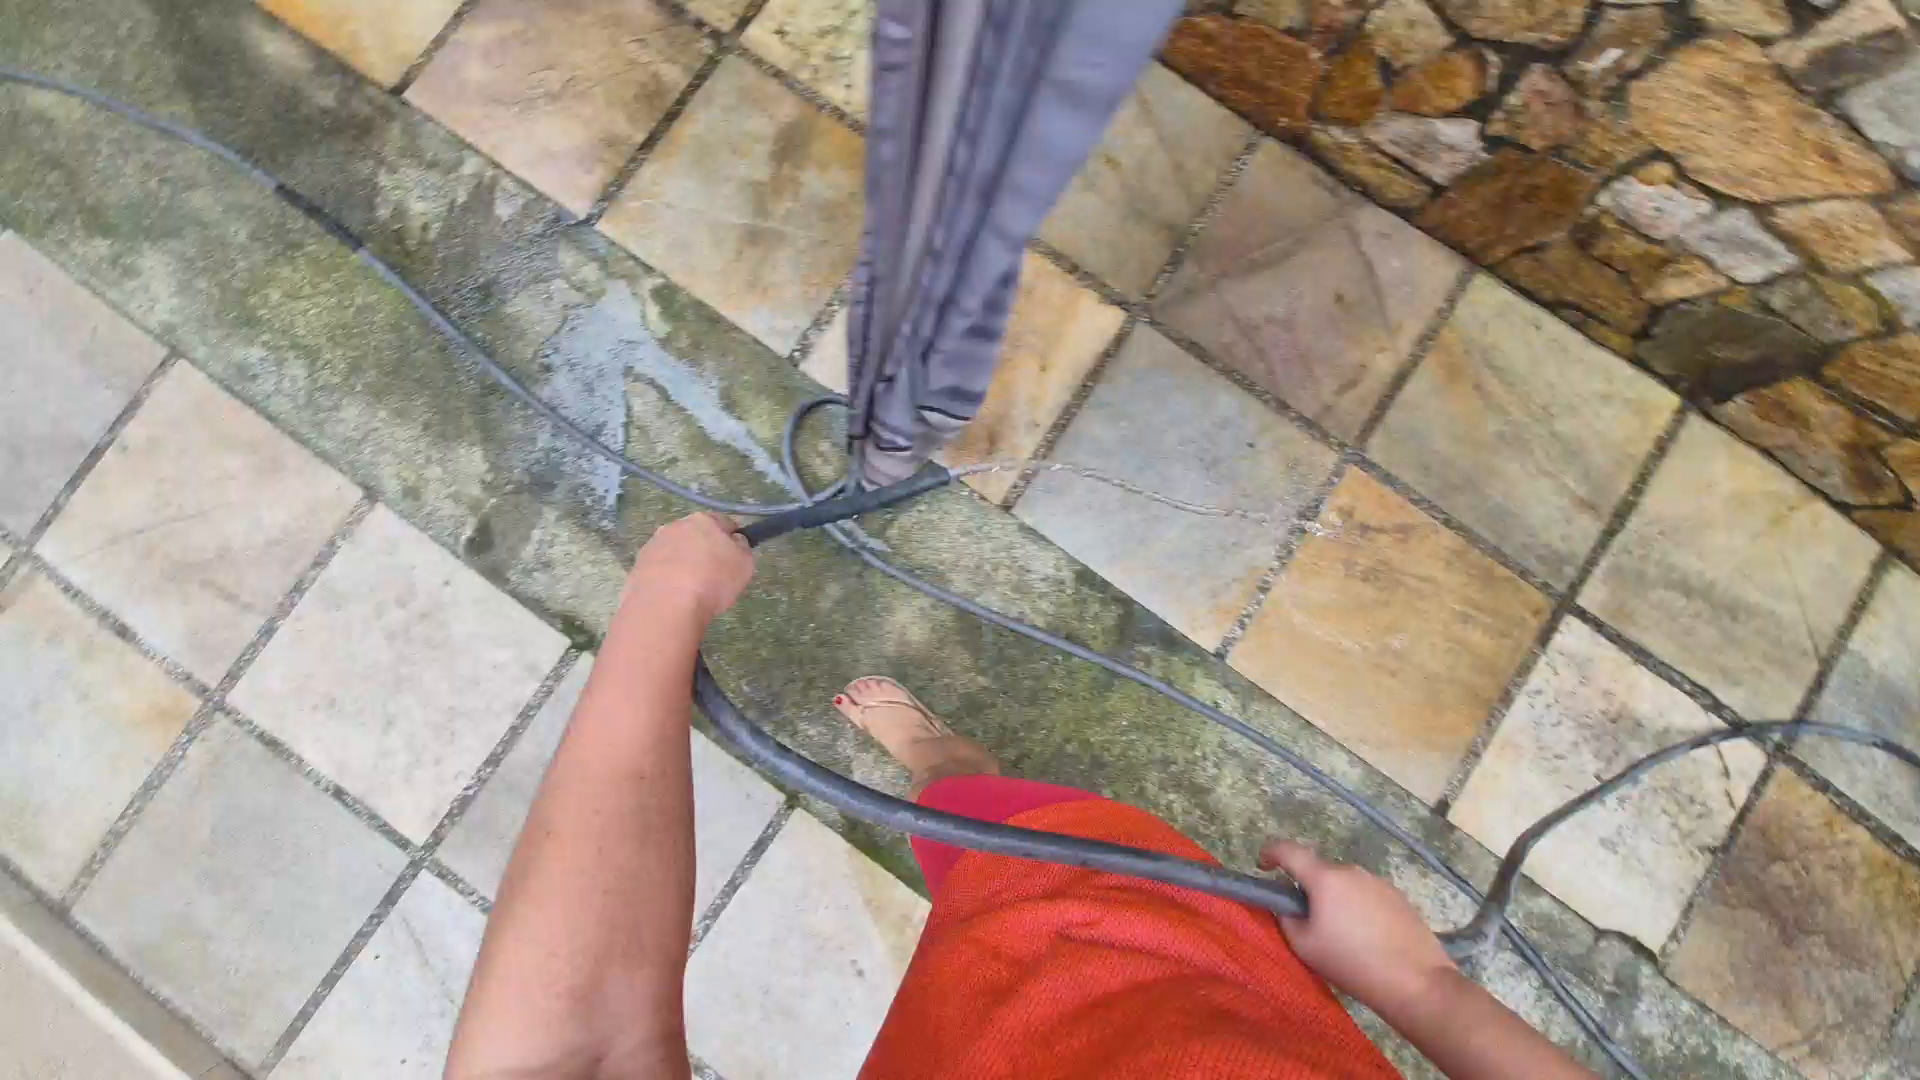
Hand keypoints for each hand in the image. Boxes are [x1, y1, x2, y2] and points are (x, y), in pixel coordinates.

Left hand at [624, 512, 754, 621]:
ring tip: (691, 589)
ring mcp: (652, 546)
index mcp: (703, 520)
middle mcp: (675, 526)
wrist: (666, 606)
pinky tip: (673, 597)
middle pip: (694, 535)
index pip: (723, 522)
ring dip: (682, 563)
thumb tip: (734, 541)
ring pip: (674, 551)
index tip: (735, 555)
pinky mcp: (636, 567)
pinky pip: (658, 570)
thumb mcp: (745, 564)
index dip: (732, 537)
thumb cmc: (713, 581)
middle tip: (713, 574)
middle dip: (703, 549)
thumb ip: (741, 547)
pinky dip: (666, 579)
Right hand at [1262, 840, 1456, 1012]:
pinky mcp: (1400, 898)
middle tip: (1309, 918)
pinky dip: (1359, 907)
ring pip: (1344, 883)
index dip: (1270, 853)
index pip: (1288, 850)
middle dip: (1308, 888)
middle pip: (1319, 871)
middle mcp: (1351, 871)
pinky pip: (1367, 895)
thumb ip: (1286, 918)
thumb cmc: (1353, 964)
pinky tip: (1369, 937)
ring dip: (1336, 898)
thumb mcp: (1305, 946)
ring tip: (1342, 932)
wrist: (1419, 985)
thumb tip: (1287, 904)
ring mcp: (1379, 882)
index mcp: (1324, 878)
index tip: (1263, 866)